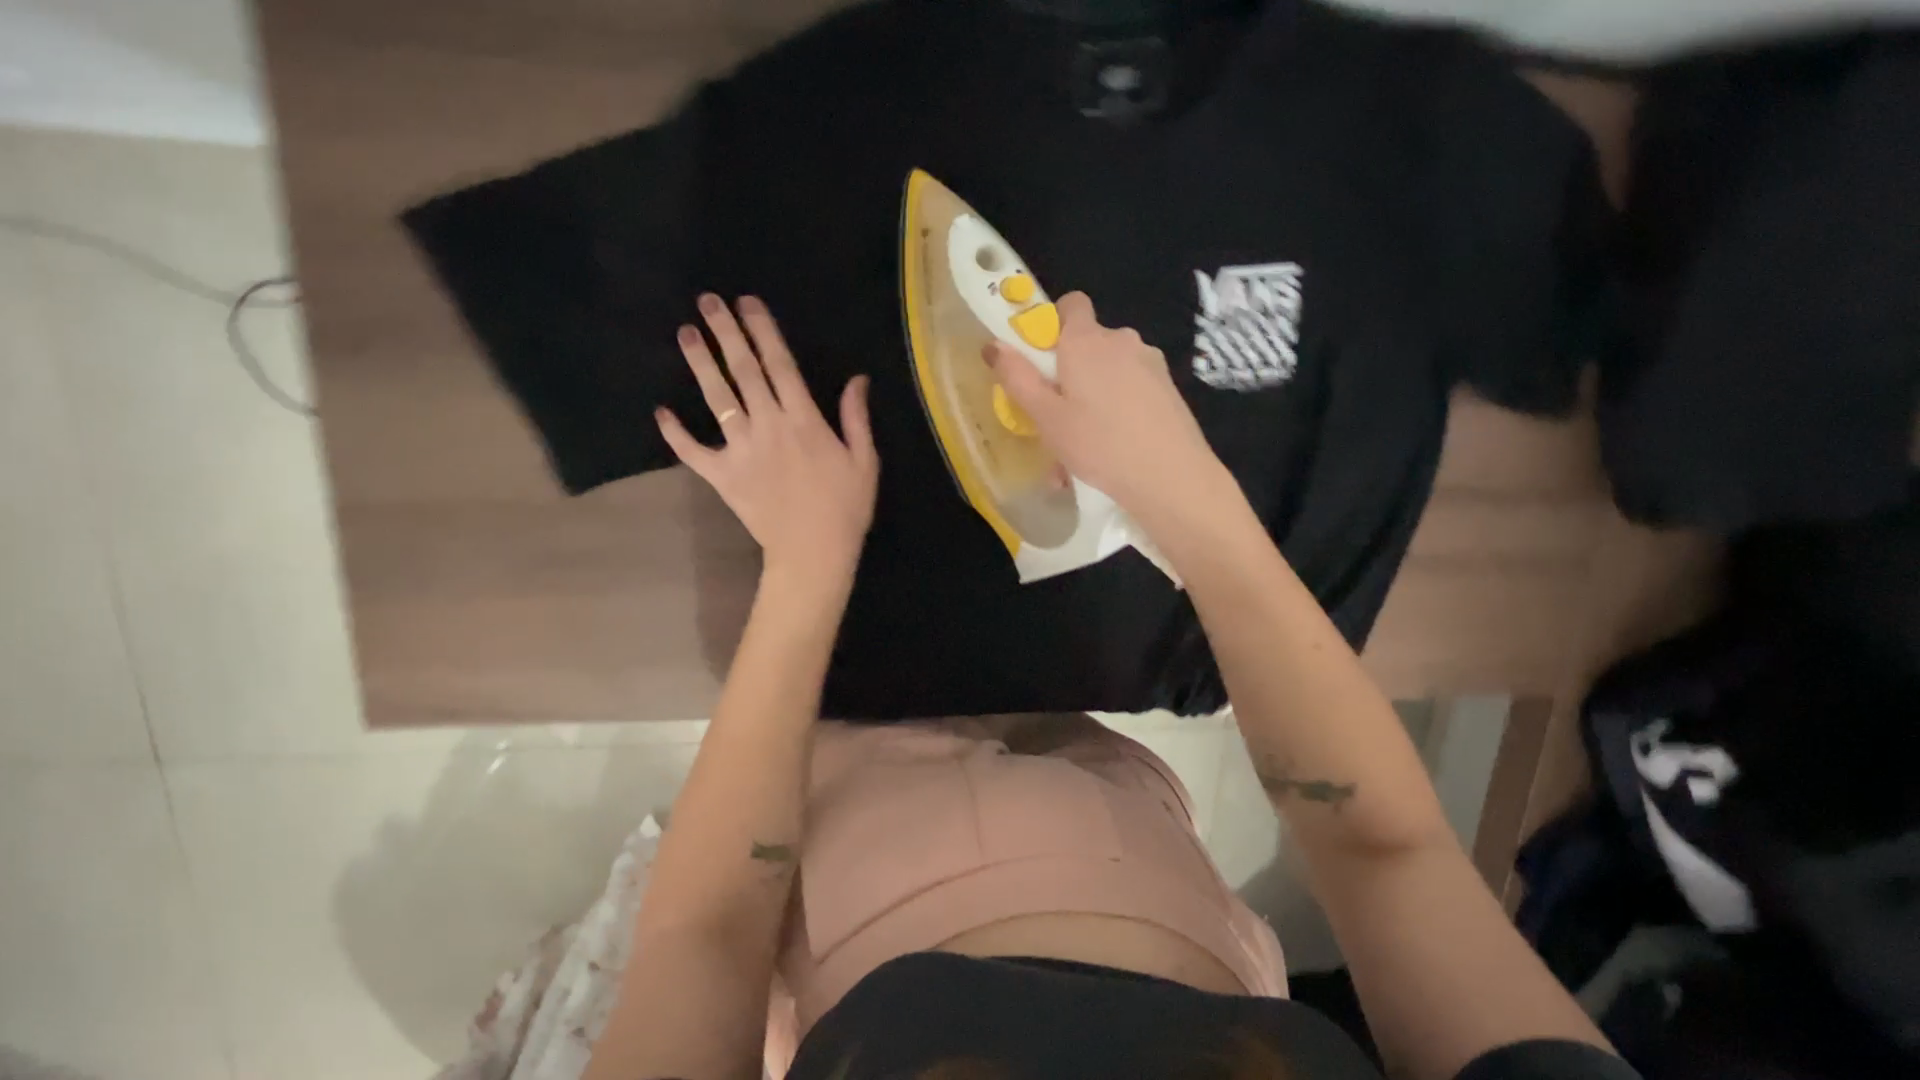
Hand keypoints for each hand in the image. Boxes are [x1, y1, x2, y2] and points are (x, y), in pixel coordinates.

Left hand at [656, 294, 878, 585]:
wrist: (813, 552)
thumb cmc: (845, 507)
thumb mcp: (864, 460)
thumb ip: (856, 417)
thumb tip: (858, 378)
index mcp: (804, 419)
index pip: (780, 364)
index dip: (763, 330)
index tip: (747, 302)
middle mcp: (769, 425)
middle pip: (743, 371)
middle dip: (726, 333)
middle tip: (707, 301)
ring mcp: (741, 450)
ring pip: (717, 399)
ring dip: (700, 364)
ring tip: (686, 334)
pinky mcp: (722, 475)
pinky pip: (693, 451)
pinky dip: (675, 433)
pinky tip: (661, 411)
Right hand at [986, 292, 1233, 528]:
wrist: (1171, 476)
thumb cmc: (1098, 444)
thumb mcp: (1046, 417)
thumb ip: (1018, 378)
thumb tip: (993, 345)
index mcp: (1086, 340)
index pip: (1071, 304)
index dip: (1053, 324)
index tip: (1041, 359)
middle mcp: (1121, 340)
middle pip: (1088, 344)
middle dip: (1069, 374)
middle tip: (1053, 420)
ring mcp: (1149, 363)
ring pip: (1109, 373)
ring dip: (1090, 400)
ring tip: (1079, 450)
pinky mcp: (1168, 388)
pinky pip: (1130, 392)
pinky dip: (1115, 414)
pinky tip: (1108, 455)